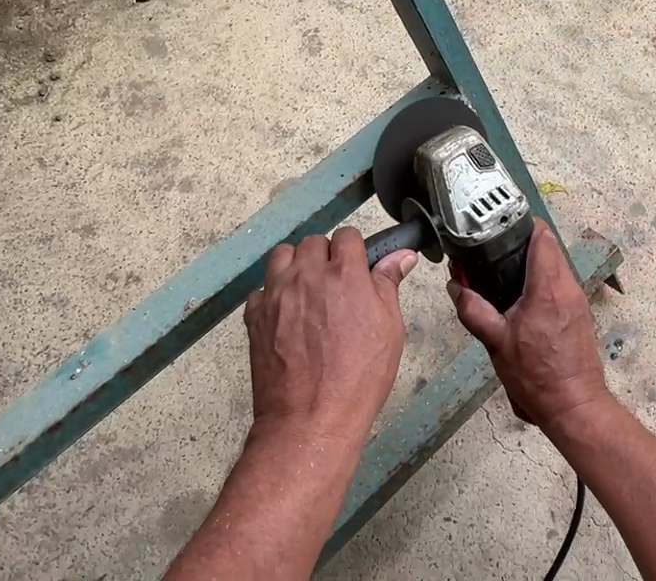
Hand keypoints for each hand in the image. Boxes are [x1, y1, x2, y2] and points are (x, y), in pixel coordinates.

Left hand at [244, 228, 417, 446]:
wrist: (309, 420)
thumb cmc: (359, 377)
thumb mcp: (389, 329)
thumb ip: (389, 285)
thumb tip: (401, 256)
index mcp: (344, 274)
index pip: (347, 236)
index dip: (355, 251)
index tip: (358, 268)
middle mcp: (307, 275)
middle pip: (313, 242)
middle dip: (326, 256)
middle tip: (335, 286)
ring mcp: (276, 294)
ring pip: (282, 256)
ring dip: (296, 266)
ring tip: (307, 292)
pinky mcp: (254, 315)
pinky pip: (261, 289)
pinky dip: (273, 295)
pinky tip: (286, 317)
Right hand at [449, 220, 611, 428]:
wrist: (574, 405)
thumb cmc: (536, 375)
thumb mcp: (495, 342)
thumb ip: (473, 310)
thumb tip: (455, 287)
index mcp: (548, 287)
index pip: (542, 236)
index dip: (522, 226)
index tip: (501, 229)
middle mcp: (568, 286)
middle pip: (549, 247)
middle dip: (523, 245)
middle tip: (495, 253)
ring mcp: (578, 300)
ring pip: (556, 265)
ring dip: (534, 264)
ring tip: (505, 275)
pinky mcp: (580, 313)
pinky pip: (562, 283)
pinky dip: (543, 281)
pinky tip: (523, 298)